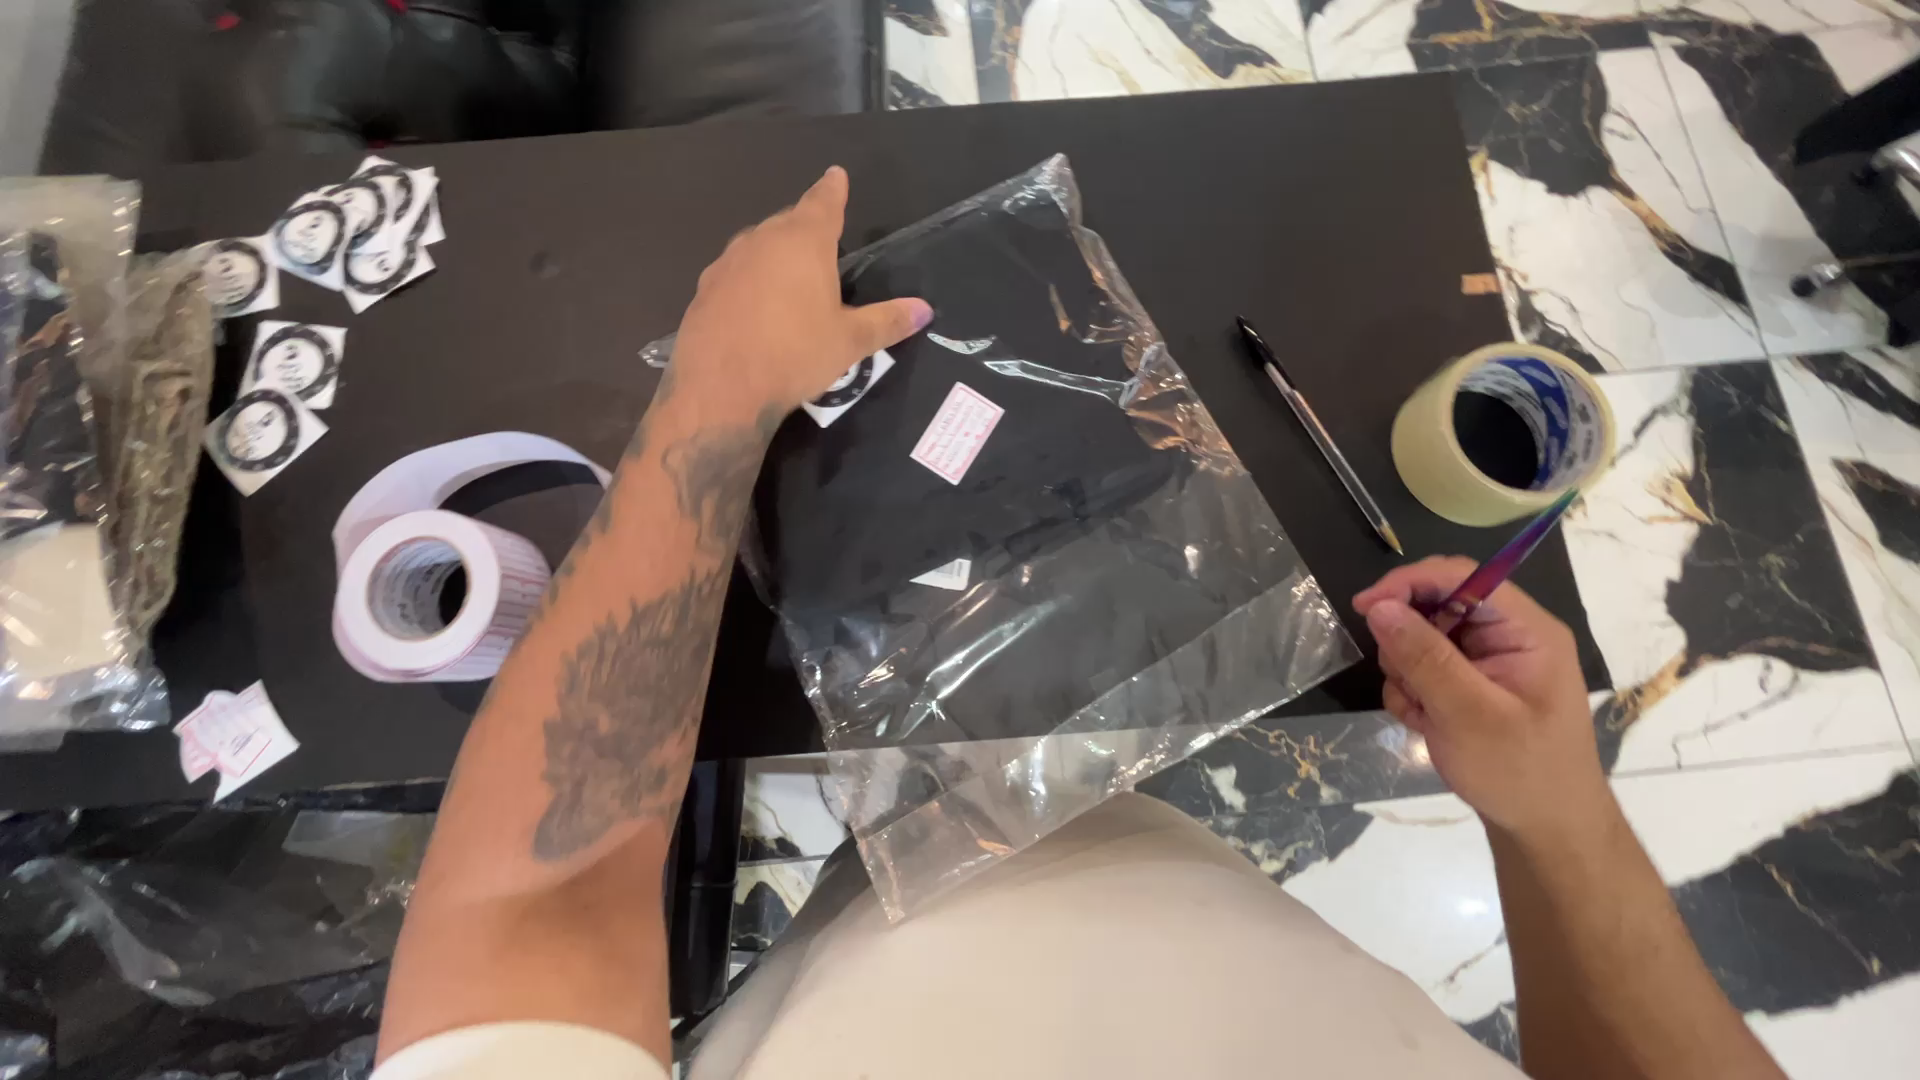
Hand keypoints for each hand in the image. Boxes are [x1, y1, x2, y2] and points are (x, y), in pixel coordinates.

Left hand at [670, 166, 932, 420]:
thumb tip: (925, 309)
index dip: (833, 189)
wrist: (720, 387)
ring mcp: (728, 264)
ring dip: (776, 255)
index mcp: (803, 242)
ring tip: (792, 278)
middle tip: (823, 242)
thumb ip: (887, 321)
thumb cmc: (794, 354)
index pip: (823, 203)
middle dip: (806, 227)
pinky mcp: (705, 291)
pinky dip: (752, 282)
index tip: (836, 175)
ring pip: (758, 248)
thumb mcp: (849, 342)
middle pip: (789, 223)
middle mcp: (761, 241)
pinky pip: (737, 275)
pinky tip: (758, 308)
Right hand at [1353, 556, 1611, 845]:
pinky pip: (1417, 666)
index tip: (1365, 607)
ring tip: (1423, 713)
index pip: (1463, 577)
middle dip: (1406, 641)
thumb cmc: (1520, 771)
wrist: (1543, 829)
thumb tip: (1379, 607)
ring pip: (1418, 636)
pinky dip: (1409, 691)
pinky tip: (1425, 722)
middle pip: (1434, 604)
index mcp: (1525, 631)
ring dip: (1406, 672)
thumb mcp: (1468, 714)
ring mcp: (1484, 659)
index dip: (1410, 582)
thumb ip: (1423, 657)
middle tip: (1405, 681)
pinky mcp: (1465, 681)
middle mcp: (1505, 636)